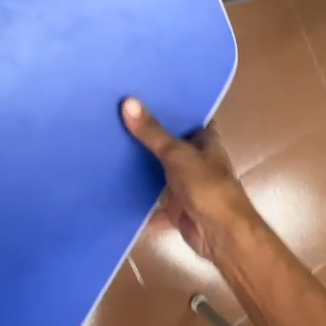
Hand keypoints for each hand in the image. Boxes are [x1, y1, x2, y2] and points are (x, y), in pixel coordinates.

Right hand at [121, 97, 261, 260]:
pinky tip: (111, 183)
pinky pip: (151, 197)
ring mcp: (184, 182)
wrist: (218, 233)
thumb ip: (152, 132)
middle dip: (146, 133)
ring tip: (106, 140)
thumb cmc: (206, 186)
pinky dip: (136, 195)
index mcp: (204, 140)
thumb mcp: (177, 154)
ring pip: (158, 169)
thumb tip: (127, 101)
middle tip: (113, 114)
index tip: (142, 92)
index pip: (187, 116)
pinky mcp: (174, 205)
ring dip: (139, 162)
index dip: (170, 105)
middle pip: (168, 142)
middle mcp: (195, 158)